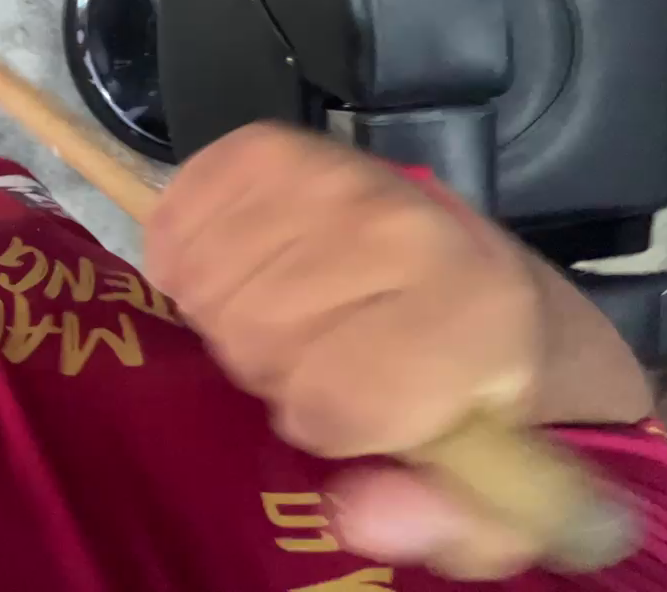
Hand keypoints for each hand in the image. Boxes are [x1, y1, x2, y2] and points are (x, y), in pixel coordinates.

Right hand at [143, 124, 549, 577]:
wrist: (465, 268)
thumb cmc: (468, 377)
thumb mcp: (493, 478)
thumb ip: (446, 519)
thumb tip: (357, 516)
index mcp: (472, 311)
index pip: (333, 398)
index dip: (326, 423)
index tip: (352, 409)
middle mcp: (394, 224)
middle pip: (256, 335)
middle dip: (268, 366)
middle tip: (306, 355)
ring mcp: (318, 172)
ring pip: (206, 284)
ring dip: (221, 313)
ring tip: (267, 311)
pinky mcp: (256, 148)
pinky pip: (173, 222)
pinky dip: (181, 259)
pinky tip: (224, 267)